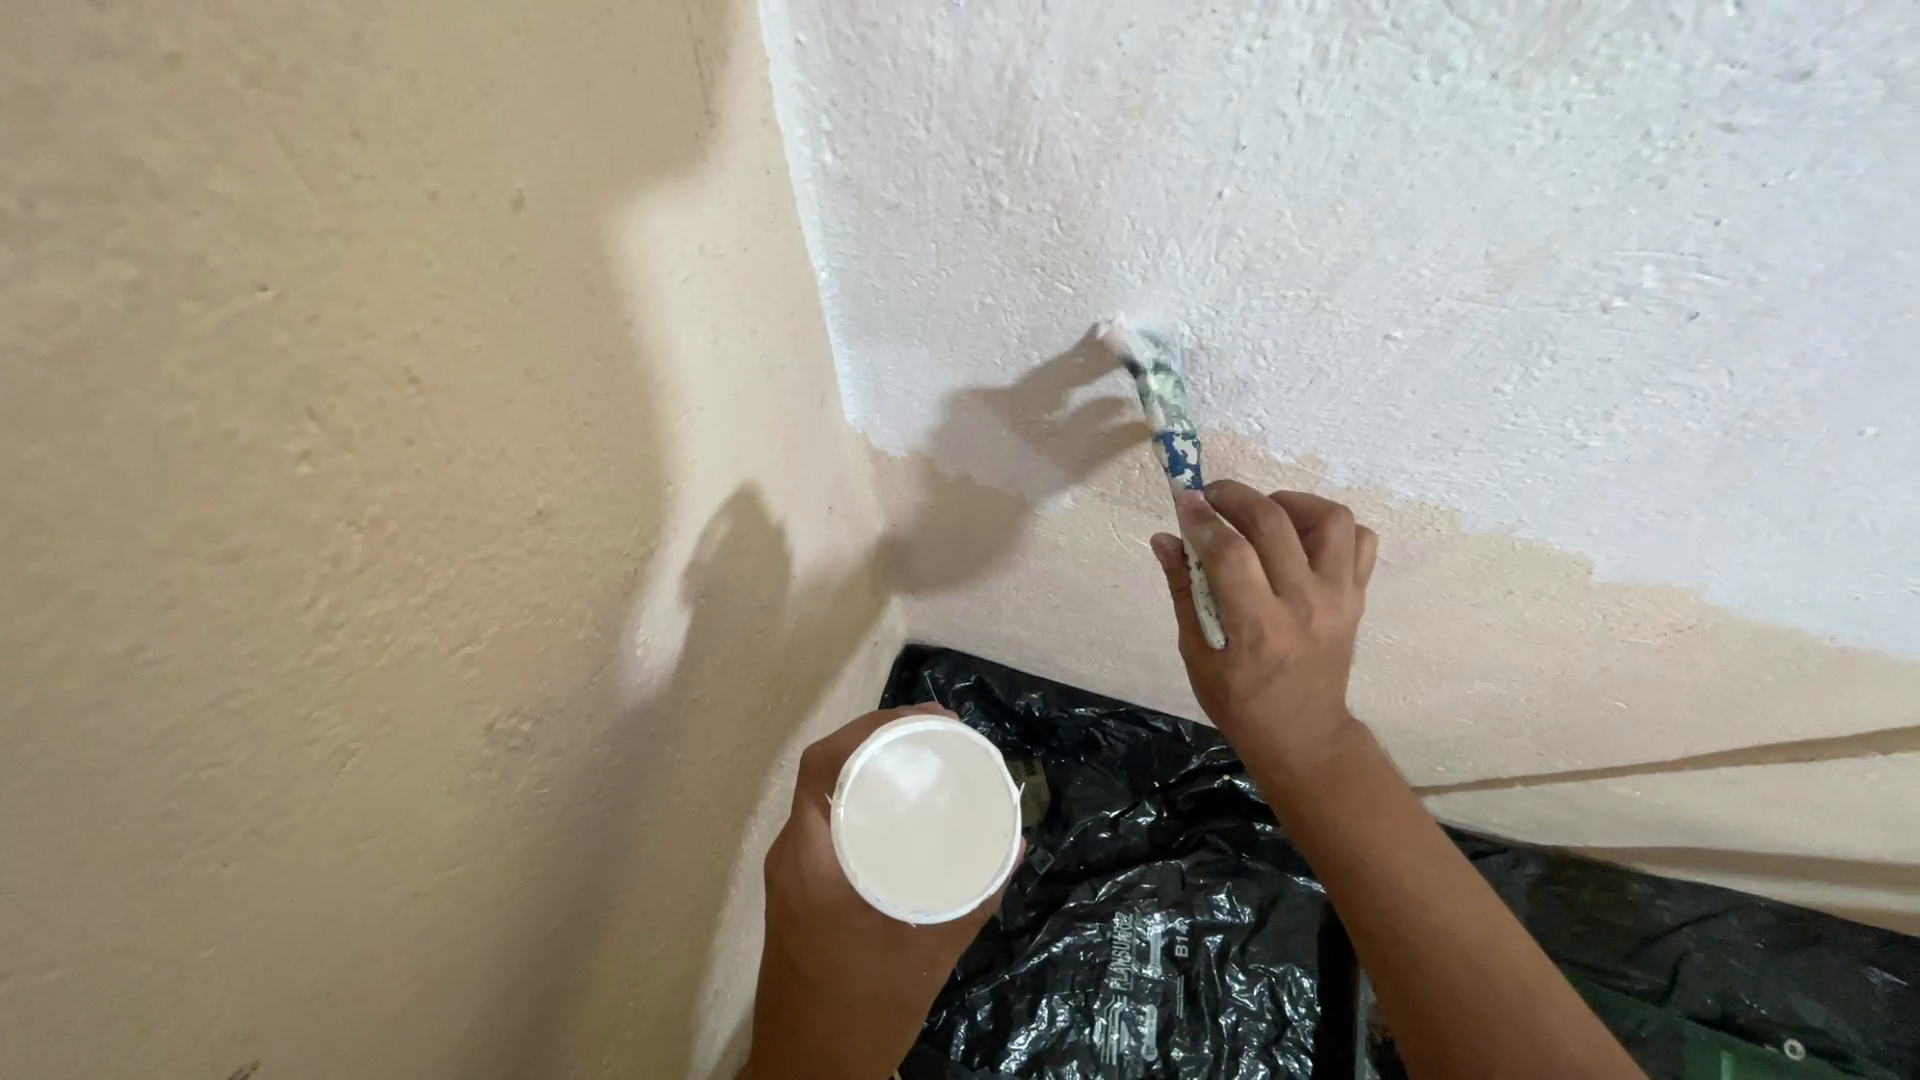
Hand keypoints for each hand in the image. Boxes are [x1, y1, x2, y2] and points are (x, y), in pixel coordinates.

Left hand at [742, 706, 1016, 1079]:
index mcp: (811, 861)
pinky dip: (860, 795)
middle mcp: (791, 853)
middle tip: (938, 733)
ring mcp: (789, 870)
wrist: (807, 1070)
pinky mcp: (796, 885)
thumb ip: (973, 897)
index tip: (930, 721)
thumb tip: (1012, 843)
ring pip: (823, 790)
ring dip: (867, 762)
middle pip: (824, 767)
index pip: (823, 765)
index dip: (871, 728)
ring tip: (923, 756)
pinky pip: (825, 816)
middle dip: (878, 736)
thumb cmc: (862, 1011)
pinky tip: (897, 805)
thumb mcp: (928, 954)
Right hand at [1150, 481, 1378, 772]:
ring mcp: (1339, 598)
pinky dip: (1330, 526)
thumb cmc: (1239, 701)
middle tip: (1212, 497)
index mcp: (1258, 627)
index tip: (1184, 502)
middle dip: (1235, 496)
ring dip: (1290, 502)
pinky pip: (1359, 541)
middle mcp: (1305, 605)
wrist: (1302, 734)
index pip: (1230, 552)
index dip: (1202, 520)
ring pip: (1329, 519)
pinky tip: (1299, 535)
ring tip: (1261, 513)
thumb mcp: (1197, 653)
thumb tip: (1166, 539)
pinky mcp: (1357, 597)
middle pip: (1274, 523)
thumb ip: (1183, 591)